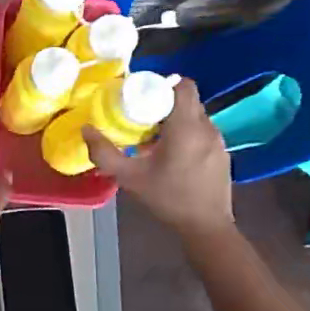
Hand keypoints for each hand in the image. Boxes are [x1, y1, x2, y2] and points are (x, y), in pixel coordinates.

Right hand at [86, 78, 233, 241]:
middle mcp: (206, 127)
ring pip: (196, 116)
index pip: (183, 85)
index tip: (143, 98)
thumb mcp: (130, 178)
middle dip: (165, 104)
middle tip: (143, 119)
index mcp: (186, 126)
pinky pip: (203, 132)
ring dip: (176, 121)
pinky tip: (173, 157)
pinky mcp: (223, 153)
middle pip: (187, 100)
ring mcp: (218, 140)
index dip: (162, 84)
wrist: (206, 226)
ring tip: (155, 140)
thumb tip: (86, 130)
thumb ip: (105, 154)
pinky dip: (188, 135)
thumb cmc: (168, 198)